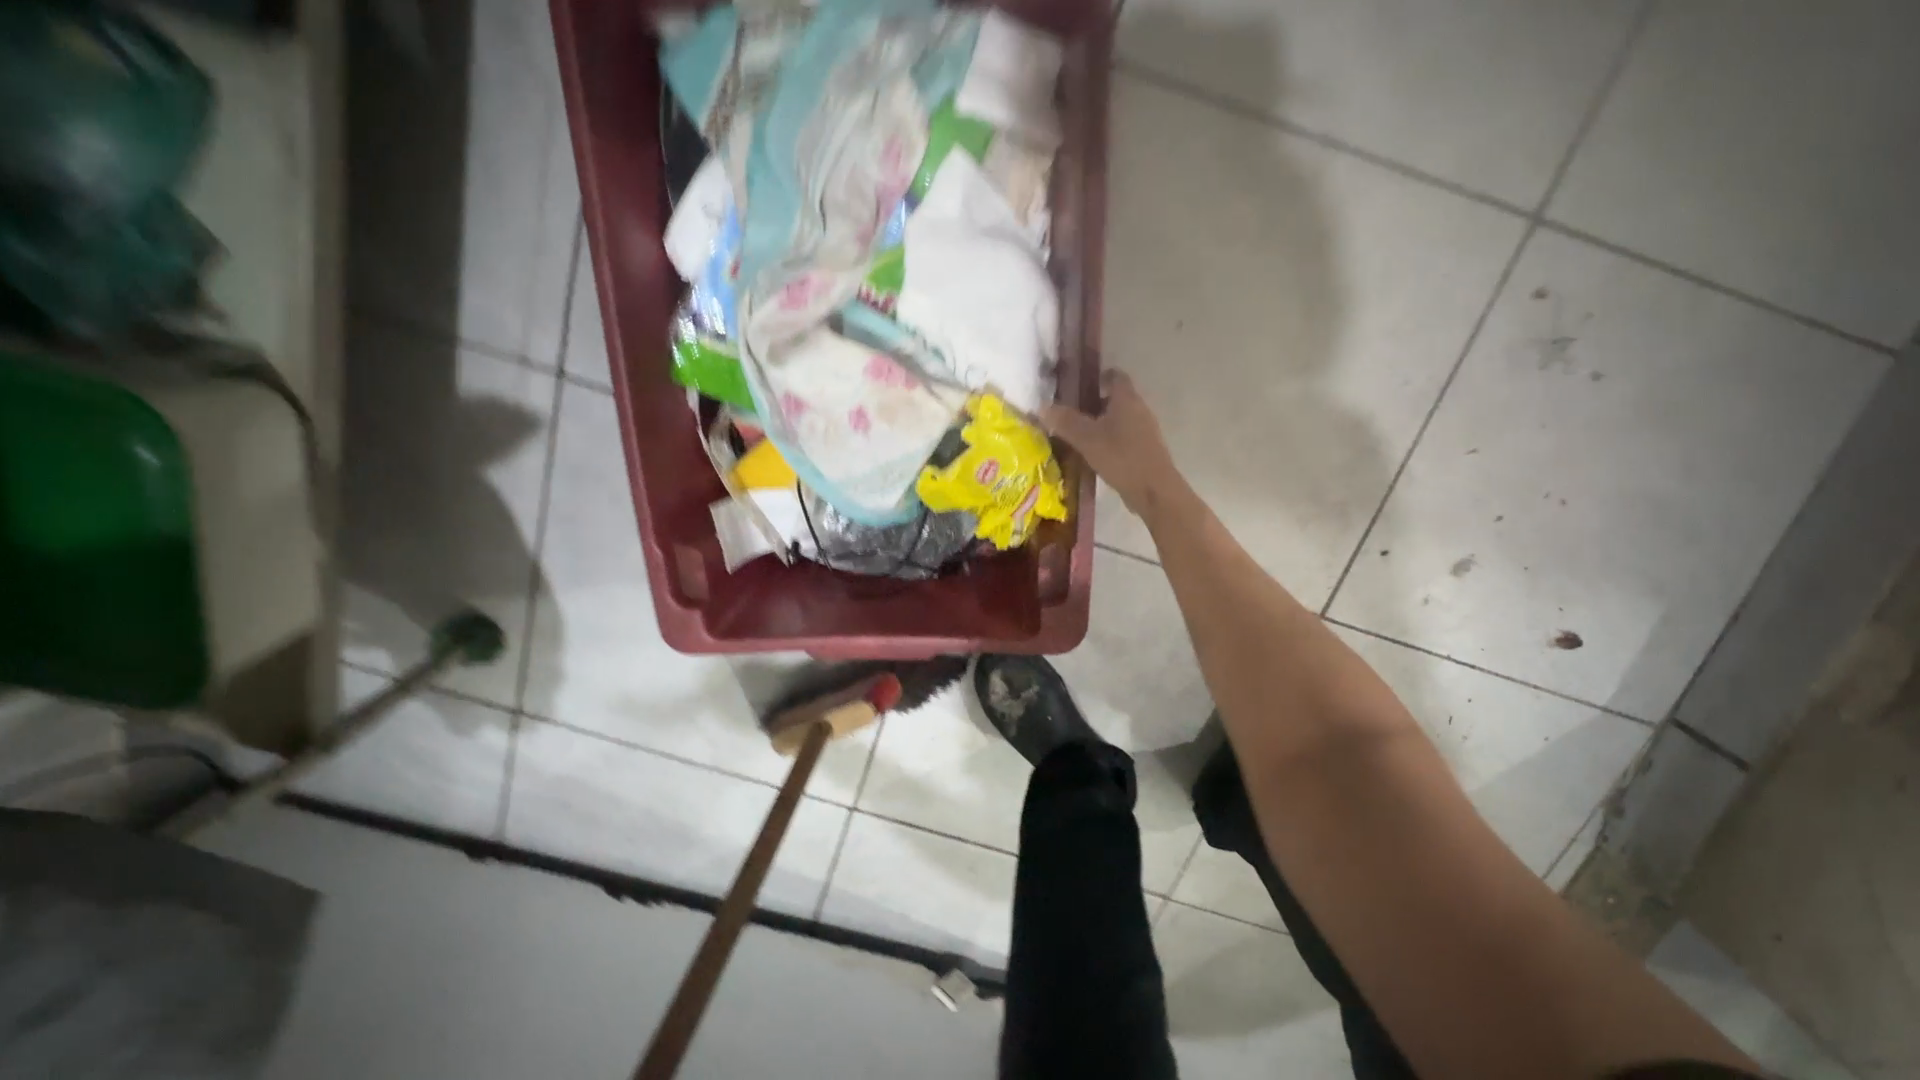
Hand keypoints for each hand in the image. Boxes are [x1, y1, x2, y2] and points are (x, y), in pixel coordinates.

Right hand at [1044, 371, 1189, 522]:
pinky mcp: (1147, 449)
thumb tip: (1043, 407)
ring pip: (1121, 418)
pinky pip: (1126, 436)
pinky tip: (1097, 454)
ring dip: (1103, 423)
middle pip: (1117, 398)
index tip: (1080, 386)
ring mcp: (1146, 429)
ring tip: (1080, 436)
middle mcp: (1140, 409)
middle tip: (1072, 413)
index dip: (1098, 376)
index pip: (1115, 375)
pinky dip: (1111, 439)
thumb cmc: (1121, 457)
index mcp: (1127, 399)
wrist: (1154, 490)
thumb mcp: (1087, 439)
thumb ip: (1065, 421)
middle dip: (1095, 403)